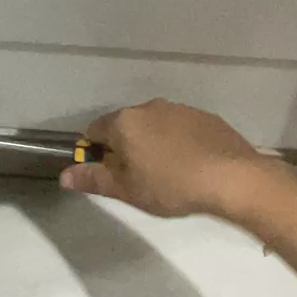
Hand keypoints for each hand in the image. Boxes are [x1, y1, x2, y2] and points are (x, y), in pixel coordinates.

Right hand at [59, 100, 282, 217]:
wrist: (231, 177)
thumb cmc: (170, 185)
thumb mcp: (127, 189)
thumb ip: (94, 179)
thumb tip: (64, 176)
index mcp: (124, 121)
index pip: (95, 131)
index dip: (95, 154)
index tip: (108, 174)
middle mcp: (149, 106)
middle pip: (126, 126)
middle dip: (125, 148)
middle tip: (137, 179)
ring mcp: (180, 108)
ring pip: (154, 126)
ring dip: (153, 144)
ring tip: (167, 174)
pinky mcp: (205, 116)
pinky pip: (180, 129)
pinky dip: (178, 143)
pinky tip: (190, 166)